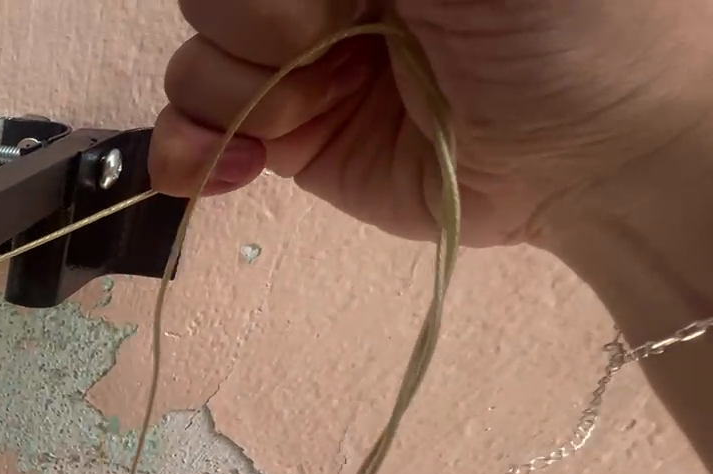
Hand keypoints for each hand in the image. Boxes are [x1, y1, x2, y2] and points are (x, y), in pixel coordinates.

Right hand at [149, 0, 712, 248]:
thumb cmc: (567, 29)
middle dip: (258, 44)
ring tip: (315, 118)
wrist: (580, 157)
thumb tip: (288, 4)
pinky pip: (180, 145)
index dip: (267, 0)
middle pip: (205, 10)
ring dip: (237, 106)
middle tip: (343, 58)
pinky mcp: (272, 144)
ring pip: (187, 77)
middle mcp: (312, 4)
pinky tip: (240, 169)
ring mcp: (286, 75)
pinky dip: (188, 159)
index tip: (341, 13)